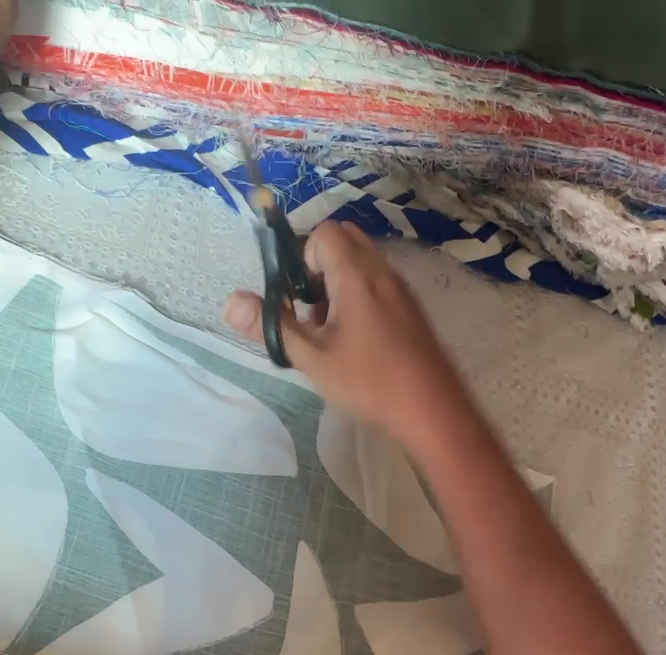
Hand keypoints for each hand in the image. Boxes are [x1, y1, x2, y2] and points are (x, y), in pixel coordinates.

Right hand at [224, 222, 463, 441]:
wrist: (433, 411)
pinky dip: (358, 300)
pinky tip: (355, 344)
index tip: (297, 298)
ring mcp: (401, 290)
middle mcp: (382, 272)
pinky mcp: (411, 310)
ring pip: (361, 266)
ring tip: (329, 332)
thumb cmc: (369, 383)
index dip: (302, 258)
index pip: (324, 233)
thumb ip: (273, 328)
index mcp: (357, 276)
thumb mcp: (313, 359)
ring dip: (336, 287)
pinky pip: (377, 286)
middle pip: (344, 242)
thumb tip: (232, 302)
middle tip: (309, 310)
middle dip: (317, 268)